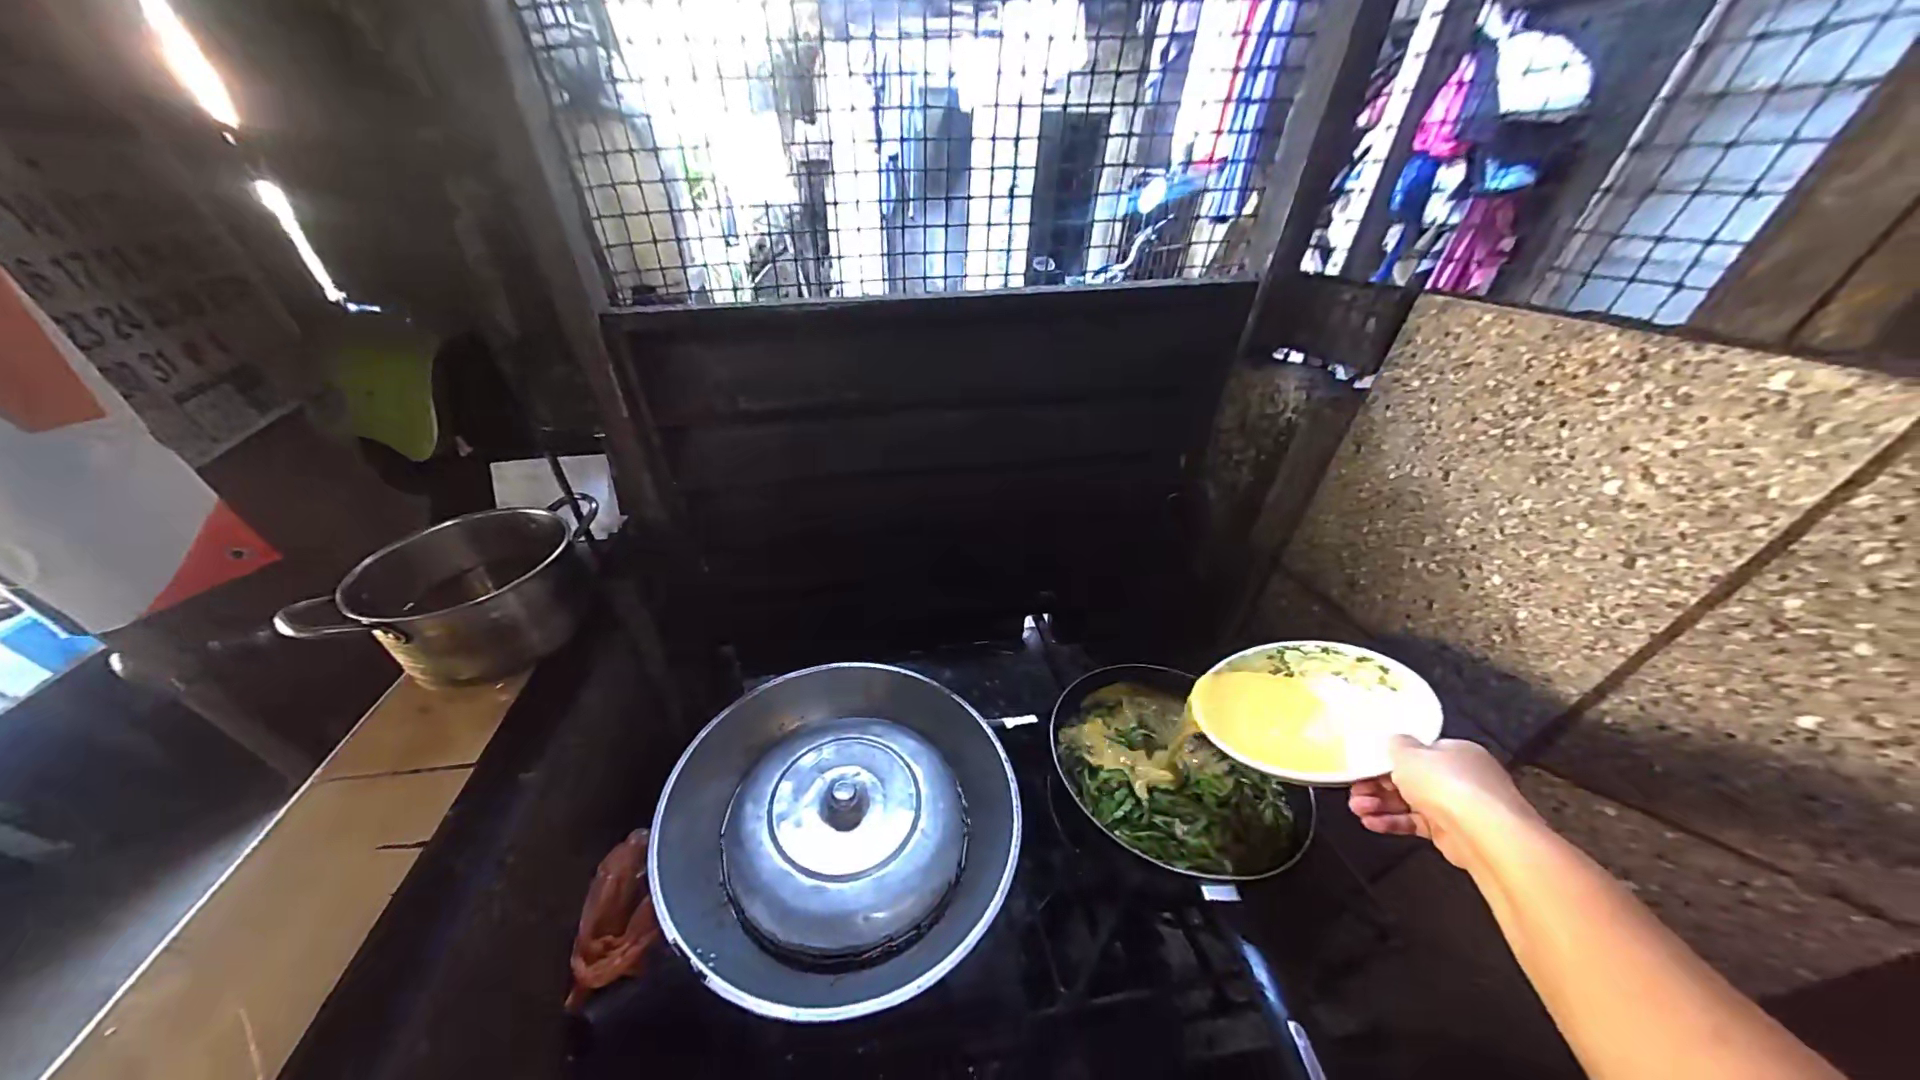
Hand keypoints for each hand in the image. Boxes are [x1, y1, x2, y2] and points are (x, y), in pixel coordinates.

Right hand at [1348, 736, 1537, 869]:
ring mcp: (1458, 807)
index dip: (1386, 759)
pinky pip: (1417, 823)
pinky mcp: (1452, 833)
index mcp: (1455, 752)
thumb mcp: (1409, 753)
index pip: (1416, 752)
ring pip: (1410, 802)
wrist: (1485, 835)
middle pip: (1409, 778)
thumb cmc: (1445, 783)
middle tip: (1354, 791)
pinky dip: (1393, 822)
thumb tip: (1395, 743)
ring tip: (1356, 809)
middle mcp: (1460, 777)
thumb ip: (1396, 745)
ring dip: (1380, 804)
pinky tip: (1371, 823)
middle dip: (1376, 785)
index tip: (1362, 766)